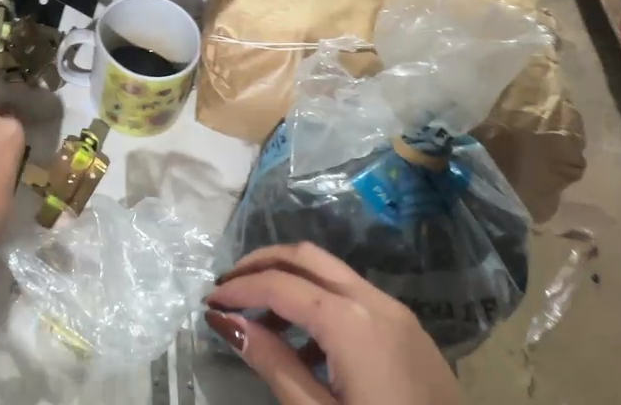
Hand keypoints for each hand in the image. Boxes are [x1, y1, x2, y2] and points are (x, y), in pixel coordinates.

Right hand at [203, 243, 458, 404]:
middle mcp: (376, 302)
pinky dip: (320, 301)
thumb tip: (227, 321)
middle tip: (228, 288)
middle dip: (261, 265)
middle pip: (305, 258)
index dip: (238, 289)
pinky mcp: (413, 335)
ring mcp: (399, 316)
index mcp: (351, 321)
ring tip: (259, 319)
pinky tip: (304, 344)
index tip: (208, 304)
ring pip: (331, 273)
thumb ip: (273, 363)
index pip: (279, 284)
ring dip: (290, 282)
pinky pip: (355, 298)